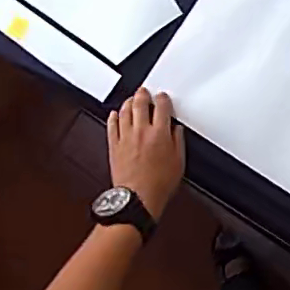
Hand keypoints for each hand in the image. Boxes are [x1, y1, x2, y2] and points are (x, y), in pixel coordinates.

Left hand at [106, 87, 185, 219]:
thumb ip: (177, 142)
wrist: (138, 198)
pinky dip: (113, 117)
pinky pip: (111, 125)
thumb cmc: (158, 185)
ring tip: (131, 100)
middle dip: (143, 94)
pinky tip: (114, 114)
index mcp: (160, 134)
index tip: (163, 98)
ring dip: (128, 102)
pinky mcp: (114, 145)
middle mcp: (141, 131)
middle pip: (140, 103)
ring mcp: (126, 137)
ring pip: (124, 111)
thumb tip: (176, 130)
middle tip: (144, 91)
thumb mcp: (178, 163)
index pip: (162, 107)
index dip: (163, 99)